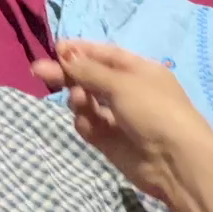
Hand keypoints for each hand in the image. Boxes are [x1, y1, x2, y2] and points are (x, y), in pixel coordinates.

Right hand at [32, 40, 212, 199]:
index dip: (80, 51)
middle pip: (89, 77)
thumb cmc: (154, 111)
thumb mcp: (121, 83)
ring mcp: (118, 116)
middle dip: (66, 73)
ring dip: (78, 98)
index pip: (104, 54)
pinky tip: (88, 123)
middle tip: (37, 70)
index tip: (56, 49)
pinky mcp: (109, 140)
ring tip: (79, 101)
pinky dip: (85, 121)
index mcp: (138, 70)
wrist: (175, 162)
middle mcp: (127, 90)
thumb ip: (89, 70)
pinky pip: (88, 124)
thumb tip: (65, 54)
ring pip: (85, 101)